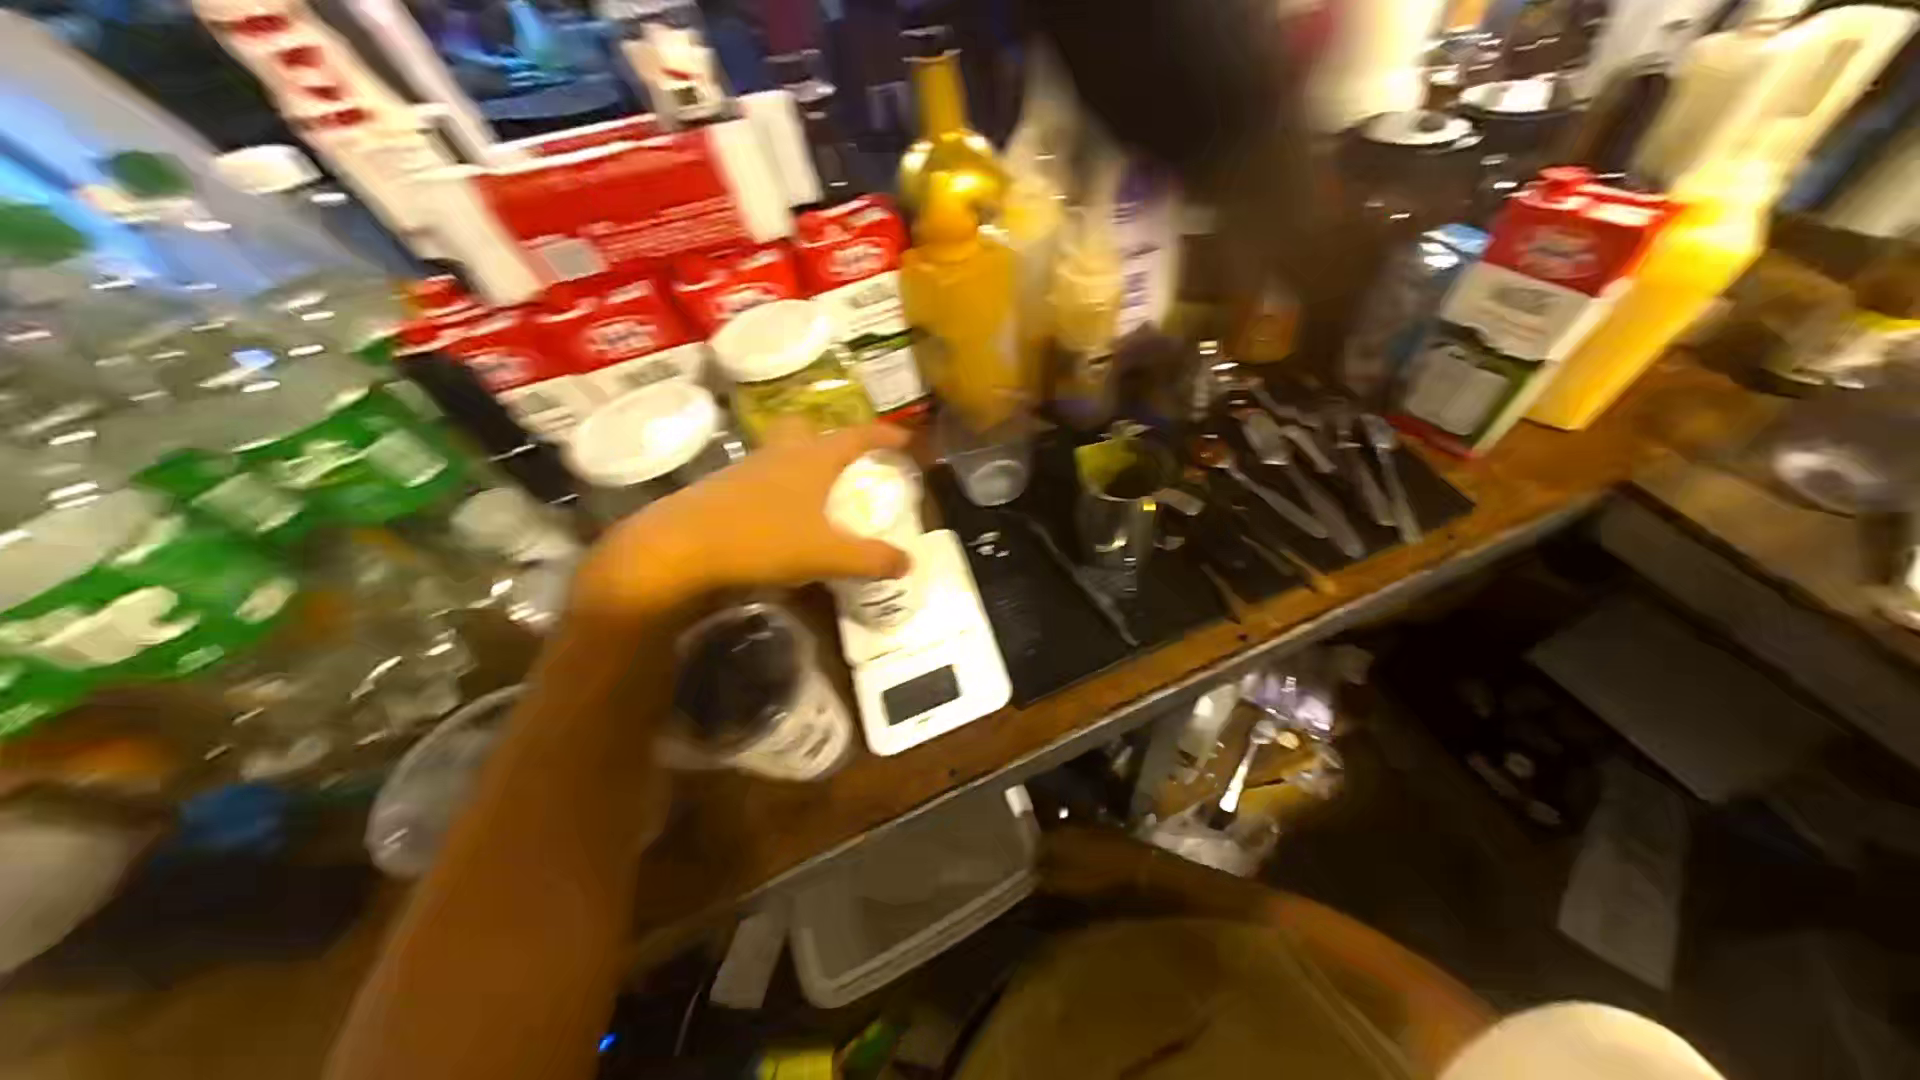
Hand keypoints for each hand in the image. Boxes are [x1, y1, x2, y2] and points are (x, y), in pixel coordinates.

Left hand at [571, 424, 913, 621]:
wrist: (679, 548)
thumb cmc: (761, 540)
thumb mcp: (825, 555)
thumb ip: (870, 559)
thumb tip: (908, 562)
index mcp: (812, 459)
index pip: (856, 437)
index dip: (883, 437)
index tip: (904, 440)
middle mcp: (780, 454)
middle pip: (806, 429)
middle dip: (829, 437)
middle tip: (846, 458)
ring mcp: (746, 469)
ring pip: (780, 453)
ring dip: (801, 464)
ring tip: (817, 493)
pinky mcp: (721, 489)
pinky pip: (760, 479)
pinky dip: (778, 490)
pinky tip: (780, 518)